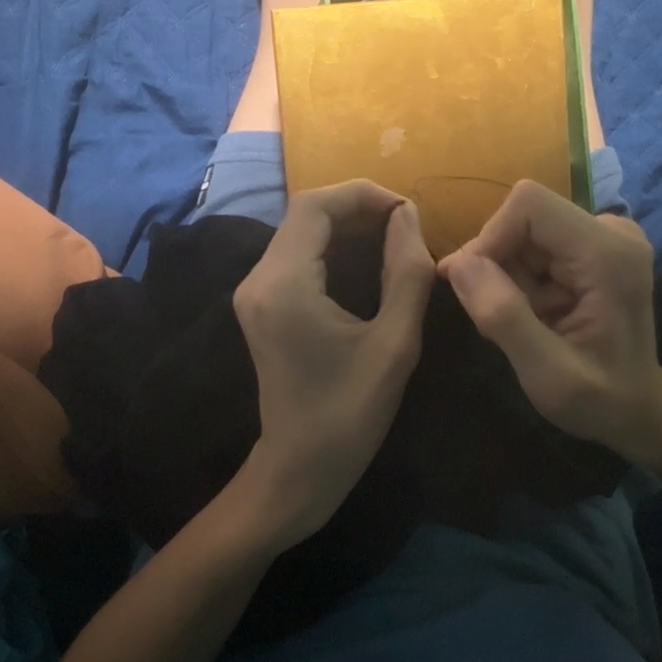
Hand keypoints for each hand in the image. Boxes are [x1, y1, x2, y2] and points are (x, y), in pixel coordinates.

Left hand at [233, 180, 435, 542]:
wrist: (299, 467)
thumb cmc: (351, 413)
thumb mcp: (395, 343)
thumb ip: (406, 271)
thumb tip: (408, 216)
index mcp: (285, 285)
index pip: (315, 206)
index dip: (362, 194)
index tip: (407, 209)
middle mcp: (258, 279)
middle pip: (304, 214)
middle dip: (356, 207)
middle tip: (406, 223)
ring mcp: (253, 291)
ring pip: (299, 231)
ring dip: (345, 225)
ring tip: (393, 236)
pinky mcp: (258, 304)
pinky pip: (295, 255)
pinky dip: (331, 246)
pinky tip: (365, 259)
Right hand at [439, 180, 661, 458]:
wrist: (639, 412)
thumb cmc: (600, 401)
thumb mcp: (547, 374)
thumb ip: (503, 316)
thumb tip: (457, 264)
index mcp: (608, 254)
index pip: (528, 206)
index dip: (489, 238)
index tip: (473, 288)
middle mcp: (611, 231)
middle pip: (523, 217)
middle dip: (497, 263)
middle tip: (493, 316)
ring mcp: (604, 236)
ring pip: (523, 231)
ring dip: (506, 275)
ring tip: (520, 323)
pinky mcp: (593, 246)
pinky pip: (534, 244)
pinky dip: (519, 278)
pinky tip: (531, 314)